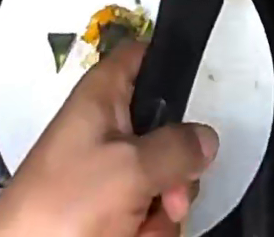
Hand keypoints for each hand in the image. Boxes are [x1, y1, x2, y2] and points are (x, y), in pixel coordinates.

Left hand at [0, 40, 219, 236]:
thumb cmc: (67, 201)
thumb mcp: (130, 168)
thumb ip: (176, 148)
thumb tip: (207, 137)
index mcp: (104, 93)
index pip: (142, 53)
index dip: (167, 61)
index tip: (191, 90)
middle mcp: (107, 125)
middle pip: (164, 130)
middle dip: (175, 171)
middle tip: (167, 197)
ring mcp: (107, 170)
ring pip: (159, 178)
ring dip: (161, 212)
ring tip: (138, 230)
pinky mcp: (106, 210)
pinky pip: (144, 211)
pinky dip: (145, 230)